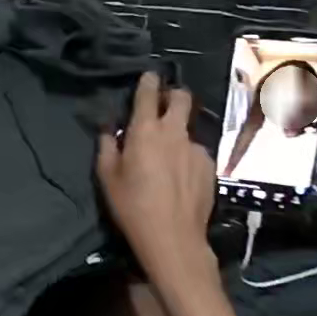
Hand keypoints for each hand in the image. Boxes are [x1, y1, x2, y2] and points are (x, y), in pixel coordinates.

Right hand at [96, 72, 218, 289]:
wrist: (173, 238)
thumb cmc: (132, 205)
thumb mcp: (106, 176)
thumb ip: (107, 145)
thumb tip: (110, 128)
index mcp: (146, 130)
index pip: (149, 92)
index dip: (148, 80)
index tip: (148, 77)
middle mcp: (175, 132)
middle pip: (182, 98)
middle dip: (173, 95)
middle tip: (163, 105)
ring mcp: (196, 149)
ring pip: (189, 129)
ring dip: (178, 133)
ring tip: (168, 156)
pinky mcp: (210, 167)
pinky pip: (196, 152)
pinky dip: (187, 157)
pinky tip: (180, 177)